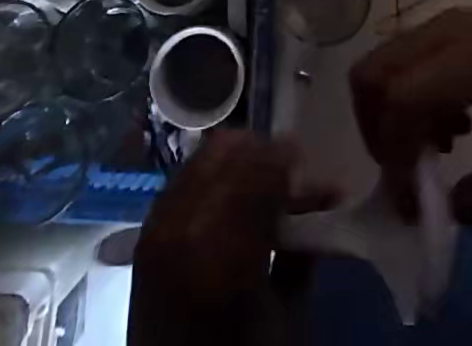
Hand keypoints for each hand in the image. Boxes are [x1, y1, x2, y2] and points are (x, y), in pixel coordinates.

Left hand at [129, 131, 335, 345]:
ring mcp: (157, 226)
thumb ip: (305, 249)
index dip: (286, 158)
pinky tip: (231, 198)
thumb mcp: (288, 318)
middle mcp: (182, 227)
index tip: (308, 162)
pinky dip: (211, 176)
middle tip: (288, 174)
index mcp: (223, 255)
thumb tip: (327, 193)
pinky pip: (183, 180)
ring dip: (236, 160)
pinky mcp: (144, 232)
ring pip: (202, 158)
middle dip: (261, 154)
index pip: (258, 172)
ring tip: (261, 183)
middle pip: (226, 153)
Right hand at [349, 8, 471, 233]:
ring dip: (390, 121)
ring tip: (437, 159)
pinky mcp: (452, 29)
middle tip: (415, 186)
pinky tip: (451, 130)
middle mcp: (460, 24)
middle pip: (376, 73)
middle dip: (379, 136)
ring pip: (380, 66)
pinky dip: (403, 103)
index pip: (405, 94)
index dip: (394, 153)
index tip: (416, 207)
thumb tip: (452, 204)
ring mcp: (452, 21)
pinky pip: (400, 63)